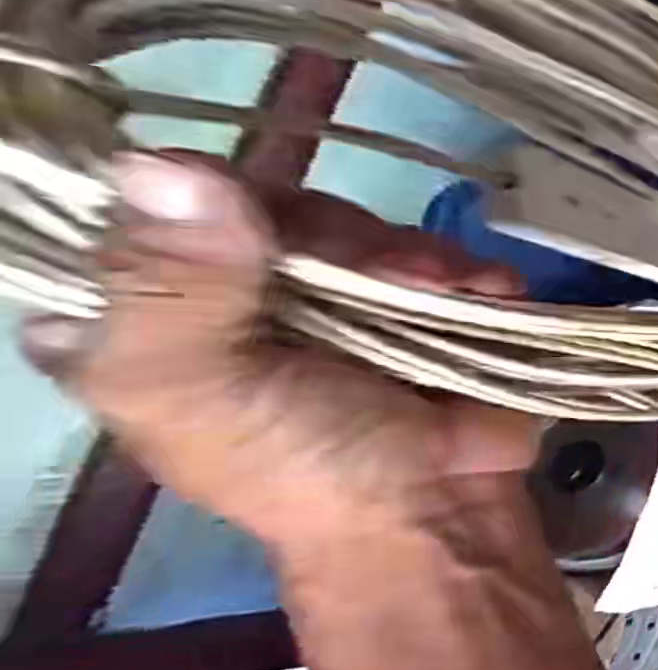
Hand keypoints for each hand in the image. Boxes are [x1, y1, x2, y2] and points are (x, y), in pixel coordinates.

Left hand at [20, 150, 539, 552]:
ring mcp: (356, 299)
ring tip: (447, 293)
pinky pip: (451, 257)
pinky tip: (485, 294)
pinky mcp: (436, 308)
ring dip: (421, 254)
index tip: (272, 238)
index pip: (165, 208)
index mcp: (158, 310)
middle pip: (288, 211)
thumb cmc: (302, 462)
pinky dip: (475, 270)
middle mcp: (256, 294)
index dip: (220, 203)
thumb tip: (164, 164)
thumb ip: (171, 285)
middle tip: (388, 278)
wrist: (436, 505)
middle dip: (345, 238)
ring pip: (376, 230)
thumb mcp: (196, 386)